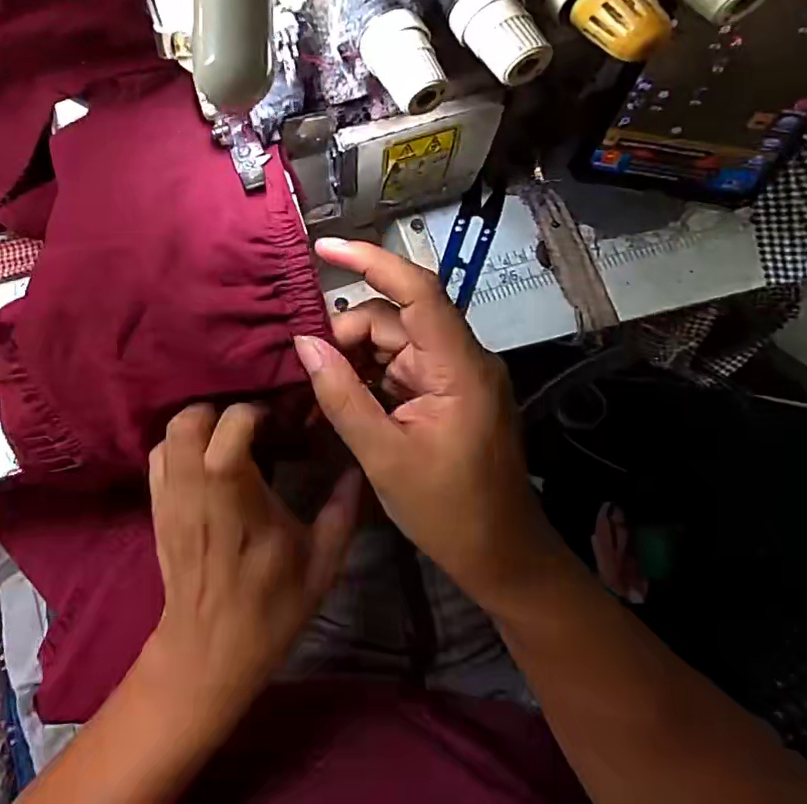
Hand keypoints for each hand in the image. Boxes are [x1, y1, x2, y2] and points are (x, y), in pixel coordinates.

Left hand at [143, 402, 362, 716]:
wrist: (209, 650)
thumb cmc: (270, 606)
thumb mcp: (321, 564)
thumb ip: (342, 512)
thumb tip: (358, 468)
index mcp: (238, 495)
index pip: (232, 426)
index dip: (252, 413)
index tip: (274, 422)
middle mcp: (197, 487)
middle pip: (189, 420)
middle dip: (219, 410)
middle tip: (246, 424)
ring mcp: (170, 496)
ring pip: (169, 434)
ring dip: (197, 425)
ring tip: (224, 437)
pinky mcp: (156, 508)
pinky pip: (158, 457)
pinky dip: (177, 445)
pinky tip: (202, 459)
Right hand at [293, 238, 558, 609]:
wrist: (503, 557)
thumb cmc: (449, 512)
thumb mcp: (384, 455)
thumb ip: (341, 395)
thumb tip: (303, 343)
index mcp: (459, 367)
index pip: (418, 290)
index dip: (371, 260)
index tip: (323, 248)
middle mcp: (461, 359)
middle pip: (394, 319)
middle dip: (346, 336)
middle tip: (308, 371)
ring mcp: (454, 375)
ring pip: (392, 342)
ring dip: (353, 359)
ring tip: (319, 391)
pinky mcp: (446, 392)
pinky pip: (399, 367)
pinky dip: (368, 377)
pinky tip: (342, 398)